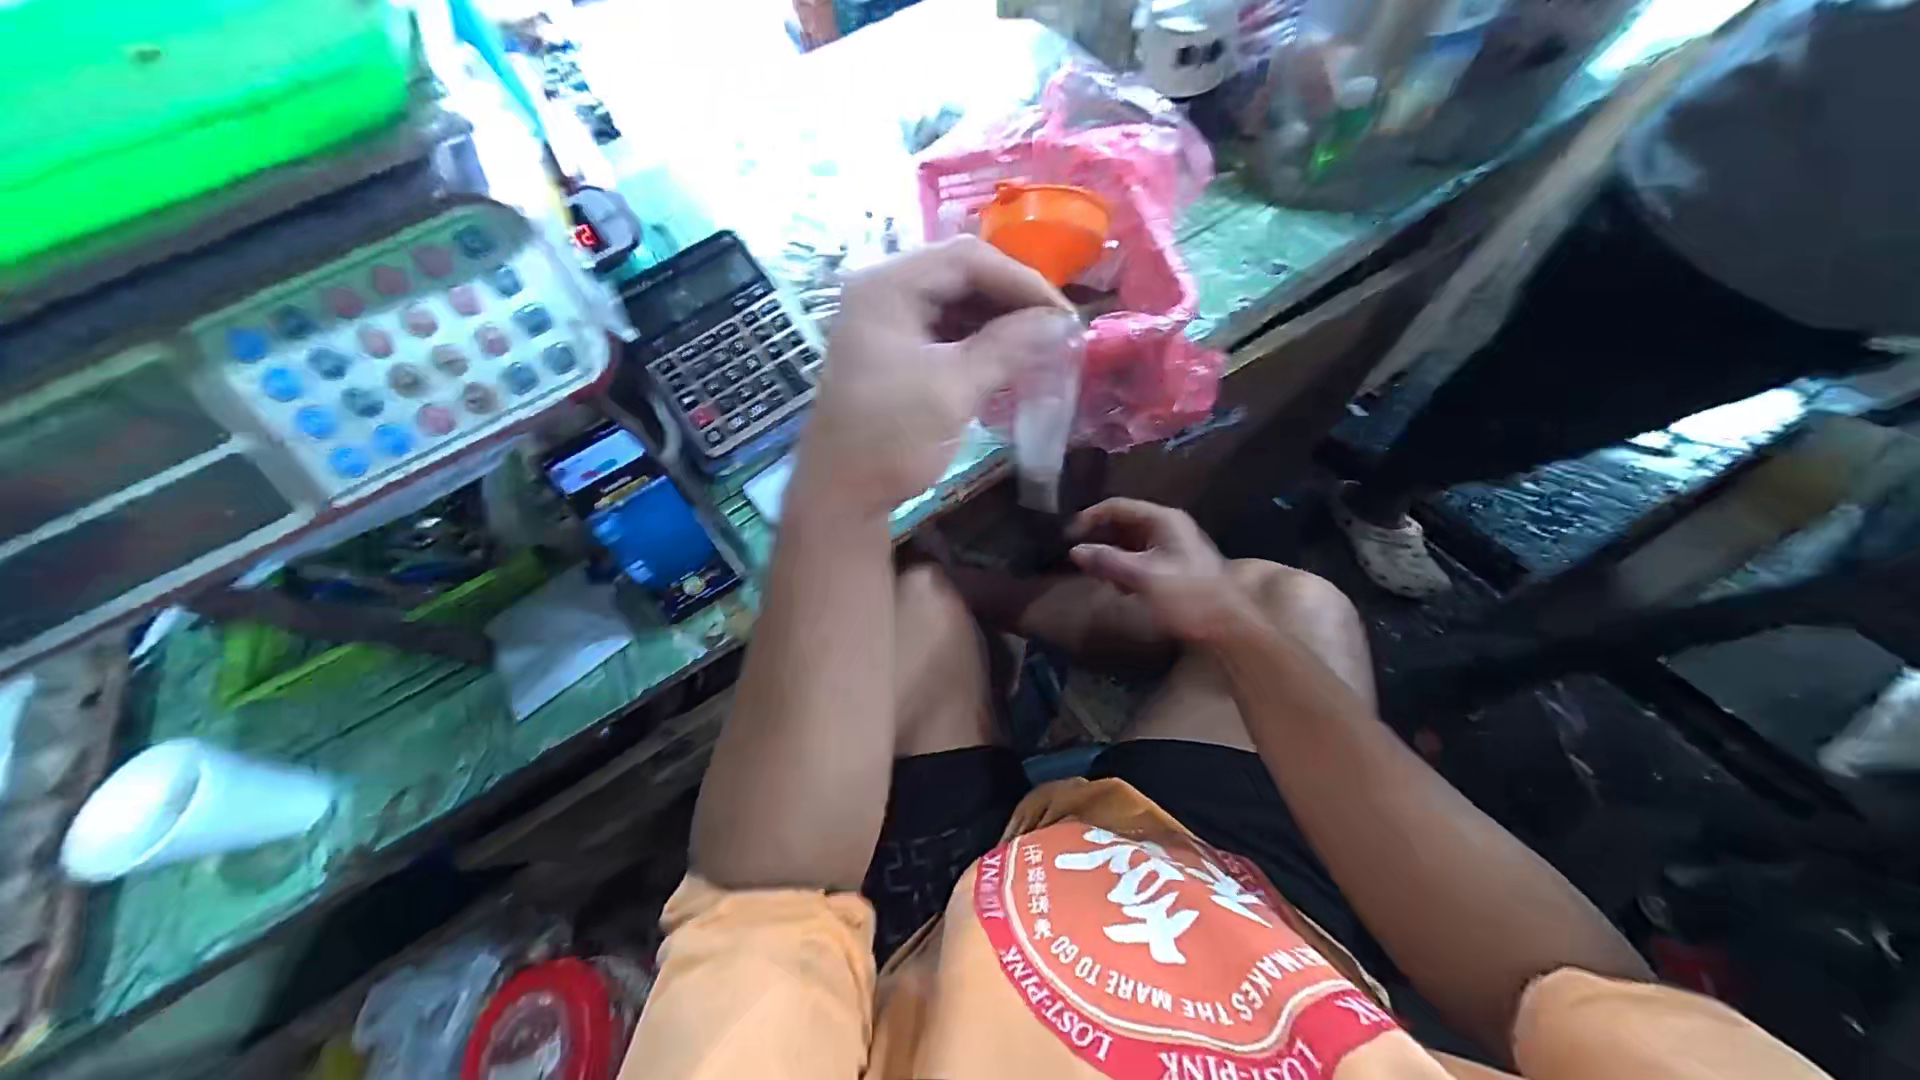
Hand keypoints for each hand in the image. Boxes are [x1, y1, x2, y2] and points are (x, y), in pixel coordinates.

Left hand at [797, 237, 1081, 517]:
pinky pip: (944, 329)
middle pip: (961, 274)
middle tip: (1055, 328)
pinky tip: (1007, 357)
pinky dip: (978, 340)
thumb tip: (1062, 322)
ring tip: (1039, 343)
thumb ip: (1009, 346)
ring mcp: (885, 320)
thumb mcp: (954, 389)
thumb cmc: (892, 438)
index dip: (1023, 281)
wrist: (843, 494)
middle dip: (1012, 299)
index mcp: (887, 286)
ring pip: (955, 301)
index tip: (1064, 315)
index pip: (967, 259)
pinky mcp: (892, 349)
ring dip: (998, 319)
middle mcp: (882, 291)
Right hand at [1067, 499, 1255, 643]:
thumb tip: (1074, 550)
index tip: (1067, 536)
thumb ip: (1107, 561)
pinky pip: (1139, 557)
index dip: (1089, 518)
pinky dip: (1123, 566)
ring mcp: (1172, 545)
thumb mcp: (1143, 577)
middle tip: (1076, 555)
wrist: (1228, 627)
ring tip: (1093, 571)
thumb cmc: (1188, 596)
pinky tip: (1117, 585)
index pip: (1117, 506)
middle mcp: (1167, 526)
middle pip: (1122, 522)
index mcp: (1163, 519)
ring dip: (1109, 554)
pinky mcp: (1173, 565)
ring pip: (1129, 541)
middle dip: (1098, 537)